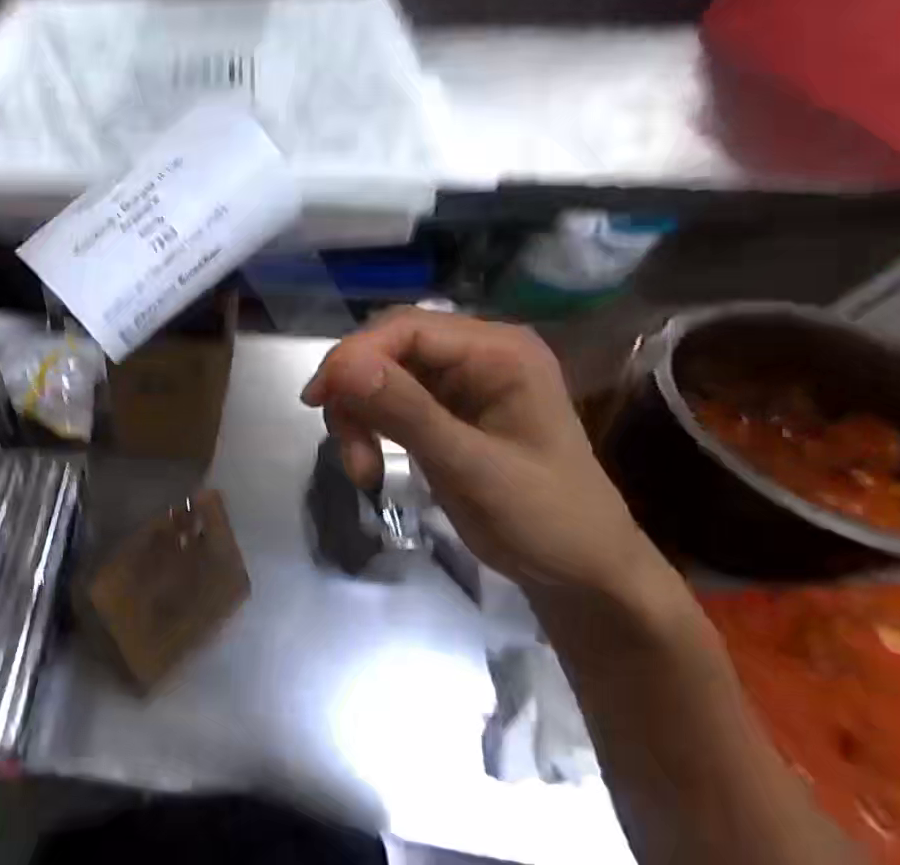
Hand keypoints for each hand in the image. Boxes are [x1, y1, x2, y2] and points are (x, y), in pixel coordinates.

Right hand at [302, 309, 658, 593]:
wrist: (582, 571)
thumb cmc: (544, 519)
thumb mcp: (472, 468)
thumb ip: (408, 413)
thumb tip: (341, 366)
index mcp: (499, 351)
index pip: (408, 327)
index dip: (356, 355)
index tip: (318, 400)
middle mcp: (479, 352)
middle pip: (389, 345)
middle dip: (355, 388)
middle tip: (339, 440)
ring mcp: (462, 379)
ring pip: (381, 372)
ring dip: (358, 414)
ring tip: (361, 467)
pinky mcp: (446, 406)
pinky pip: (389, 398)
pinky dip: (369, 426)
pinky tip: (368, 461)